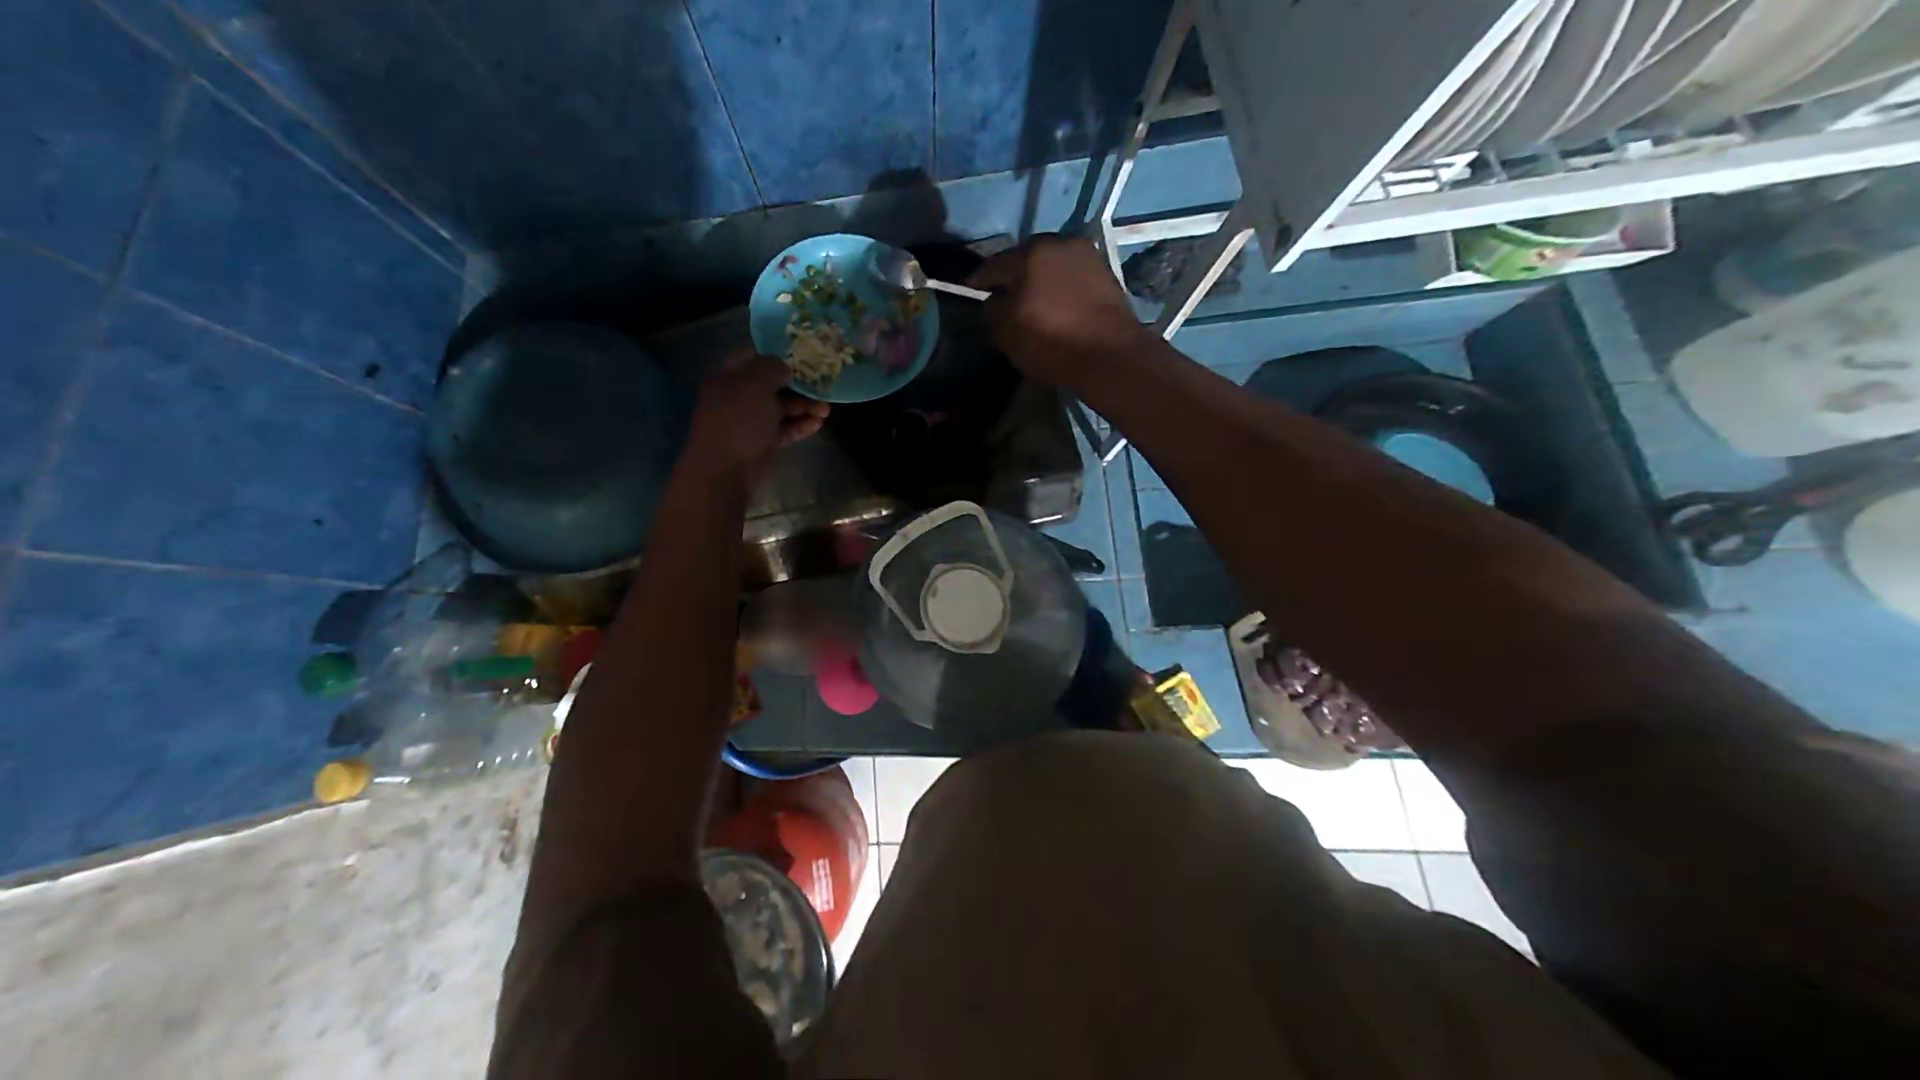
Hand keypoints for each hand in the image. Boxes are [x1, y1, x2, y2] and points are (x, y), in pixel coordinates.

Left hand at [683, 349, 827, 481]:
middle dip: (799, 383)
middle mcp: (737, 394)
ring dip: (804, 406)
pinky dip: (800, 425)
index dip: (779, 352)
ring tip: (826, 410)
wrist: (725, 472)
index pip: (755, 354)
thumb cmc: (738, 421)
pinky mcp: (761, 442)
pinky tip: (818, 424)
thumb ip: (772, 368)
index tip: (806, 354)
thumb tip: (785, 369)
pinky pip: (784, 429)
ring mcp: (750, 420)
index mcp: (728, 375)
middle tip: (823, 384)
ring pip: (781, 407)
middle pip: (772, 382)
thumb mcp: (755, 384)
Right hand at [969, 234, 1150, 385]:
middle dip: (1012, 278)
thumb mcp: (1005, 332)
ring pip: (1050, 267)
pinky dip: (1061, 288)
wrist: (1110, 355)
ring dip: (1039, 281)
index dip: (978, 282)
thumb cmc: (1051, 342)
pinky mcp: (1105, 274)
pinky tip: (1058, 307)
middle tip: (1004, 299)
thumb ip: (991, 310)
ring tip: (1033, 304)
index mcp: (1030, 252)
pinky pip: (1071, 278)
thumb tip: (994, 300)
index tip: (971, 293)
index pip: (993, 265)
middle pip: (1024, 260)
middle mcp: (1059, 243)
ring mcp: (1086, 256)